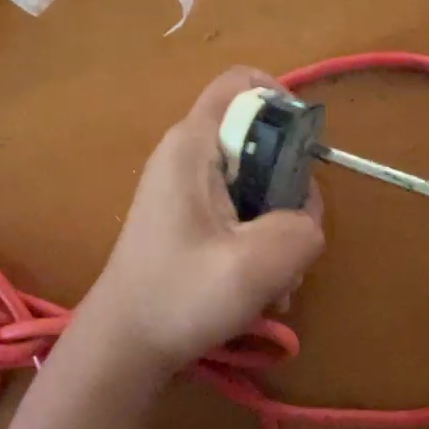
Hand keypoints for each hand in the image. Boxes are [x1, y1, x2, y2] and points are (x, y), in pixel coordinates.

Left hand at [73, 67, 324, 376]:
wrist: (123, 345)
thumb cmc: (179, 297)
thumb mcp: (255, 266)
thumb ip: (300, 229)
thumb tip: (305, 220)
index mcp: (193, 144)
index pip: (242, 83)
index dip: (283, 101)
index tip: (306, 151)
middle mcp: (187, 154)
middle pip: (259, 141)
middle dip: (289, 188)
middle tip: (292, 242)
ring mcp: (186, 188)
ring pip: (256, 183)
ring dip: (278, 228)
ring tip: (276, 283)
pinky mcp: (189, 218)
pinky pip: (240, 211)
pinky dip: (259, 243)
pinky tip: (261, 290)